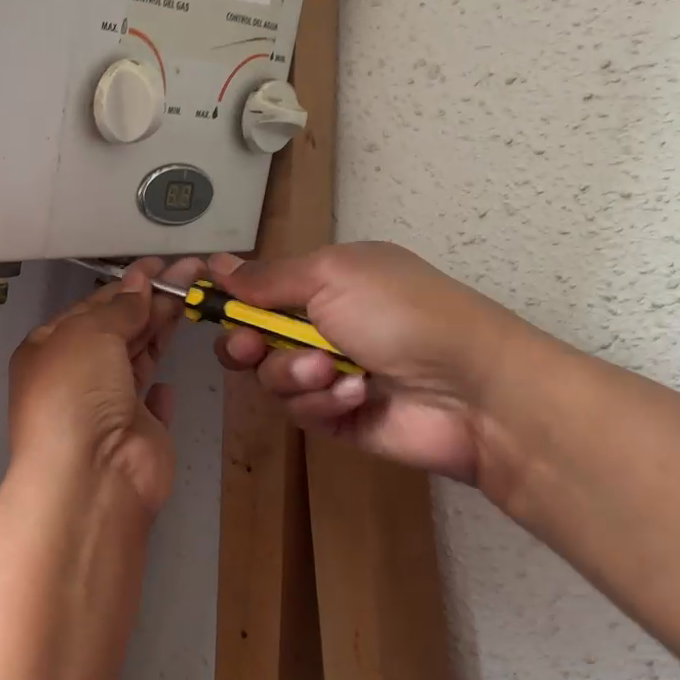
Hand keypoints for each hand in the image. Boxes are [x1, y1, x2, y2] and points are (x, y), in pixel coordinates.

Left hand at [8, 257, 202, 514]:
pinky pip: (150, 404)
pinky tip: (170, 376)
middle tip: (193, 274)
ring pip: (137, 358)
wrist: (91, 475)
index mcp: (48, 348)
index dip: (126, 285)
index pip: (90, 307)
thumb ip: (118, 309)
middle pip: (117, 329)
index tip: (161, 266)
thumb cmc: (77, 392)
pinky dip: (160, 389)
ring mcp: (107, 406)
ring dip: (162, 330)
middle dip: (152, 301)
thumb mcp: (89, 334)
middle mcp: (75, 375)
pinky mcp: (139, 433)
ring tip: (196, 299)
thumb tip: (140, 283)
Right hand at [210, 242, 545, 488]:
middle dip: (245, 343)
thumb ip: (267, 277)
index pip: (254, 291)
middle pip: (248, 338)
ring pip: (268, 377)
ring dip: (293, 373)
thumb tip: (213, 262)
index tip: (202, 304)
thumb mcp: (333, 275)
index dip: (225, 299)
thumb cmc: (404, 314)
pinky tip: (356, 396)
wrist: (477, 391)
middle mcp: (319, 326)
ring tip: (331, 371)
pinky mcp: (334, 417)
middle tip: (251, 346)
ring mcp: (326, 373)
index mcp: (322, 284)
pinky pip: (298, 409)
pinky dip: (321, 401)